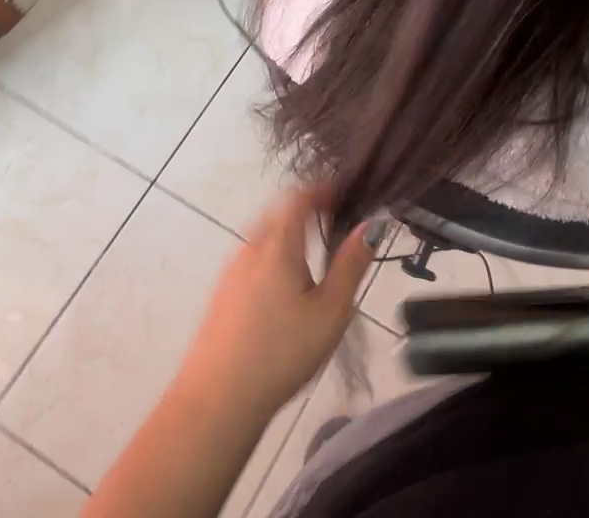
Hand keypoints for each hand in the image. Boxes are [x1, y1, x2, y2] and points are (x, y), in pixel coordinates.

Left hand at [178, 191, 378, 417]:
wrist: (217, 399)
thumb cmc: (282, 352)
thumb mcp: (330, 311)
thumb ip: (351, 264)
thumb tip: (371, 225)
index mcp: (278, 245)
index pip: (298, 197)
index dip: (322, 190)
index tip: (344, 194)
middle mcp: (250, 249)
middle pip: (277, 213)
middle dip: (305, 210)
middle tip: (333, 221)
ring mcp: (230, 272)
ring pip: (262, 237)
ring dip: (287, 234)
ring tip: (313, 256)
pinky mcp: (221, 296)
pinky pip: (251, 259)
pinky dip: (272, 256)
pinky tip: (284, 288)